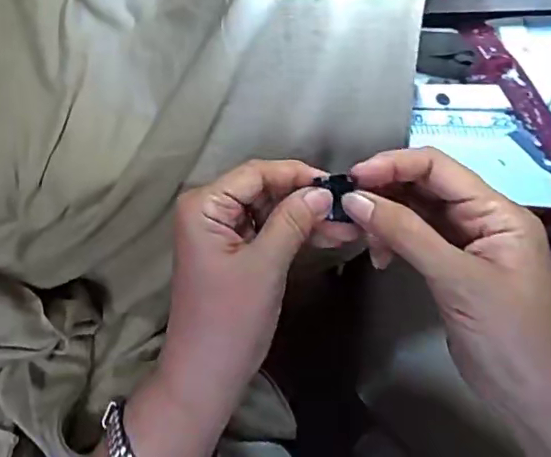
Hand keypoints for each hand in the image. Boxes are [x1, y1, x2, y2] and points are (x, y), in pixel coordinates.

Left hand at [119, 160, 357, 456]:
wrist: (204, 377)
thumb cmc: (229, 320)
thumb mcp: (265, 266)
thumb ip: (292, 222)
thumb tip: (322, 190)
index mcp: (203, 203)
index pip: (254, 173)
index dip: (294, 173)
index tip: (336, 181)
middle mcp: (206, 207)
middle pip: (261, 188)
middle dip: (302, 195)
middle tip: (346, 204)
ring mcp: (218, 228)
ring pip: (267, 208)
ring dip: (303, 214)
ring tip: (346, 221)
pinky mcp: (230, 249)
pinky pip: (265, 228)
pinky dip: (292, 232)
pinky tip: (326, 234)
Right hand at [343, 148, 550, 456]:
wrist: (550, 414)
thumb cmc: (515, 340)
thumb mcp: (459, 281)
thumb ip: (406, 233)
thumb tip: (354, 197)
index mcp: (497, 212)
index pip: (437, 166)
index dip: (393, 164)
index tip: (354, 177)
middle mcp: (482, 220)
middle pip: (423, 185)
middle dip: (384, 191)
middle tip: (348, 205)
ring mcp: (468, 245)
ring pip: (415, 211)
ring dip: (385, 217)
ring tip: (361, 235)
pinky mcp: (453, 270)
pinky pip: (415, 238)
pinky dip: (392, 240)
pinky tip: (379, 255)